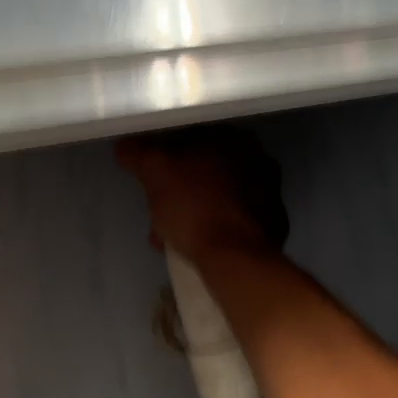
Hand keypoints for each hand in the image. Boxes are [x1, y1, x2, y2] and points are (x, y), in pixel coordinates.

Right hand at [116, 126, 287, 263]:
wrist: (236, 259)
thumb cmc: (195, 206)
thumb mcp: (155, 172)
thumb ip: (138, 153)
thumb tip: (125, 146)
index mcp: (235, 139)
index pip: (192, 138)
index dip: (165, 156)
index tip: (150, 176)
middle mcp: (260, 161)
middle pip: (205, 170)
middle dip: (179, 189)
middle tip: (158, 209)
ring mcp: (270, 195)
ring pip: (218, 197)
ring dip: (193, 211)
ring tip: (169, 235)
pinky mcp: (272, 226)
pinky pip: (232, 221)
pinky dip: (213, 228)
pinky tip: (193, 245)